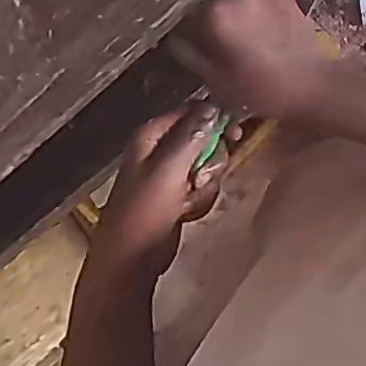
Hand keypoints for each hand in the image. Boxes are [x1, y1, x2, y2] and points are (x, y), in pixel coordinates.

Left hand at [91, 103, 224, 273]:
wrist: (131, 259)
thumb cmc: (145, 211)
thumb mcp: (169, 170)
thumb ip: (191, 136)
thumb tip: (213, 106)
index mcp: (152, 134)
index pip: (192, 111)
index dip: (216, 120)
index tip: (235, 136)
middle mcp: (160, 147)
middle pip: (205, 138)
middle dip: (209, 161)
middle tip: (201, 180)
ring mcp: (170, 171)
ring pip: (207, 163)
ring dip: (205, 184)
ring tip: (189, 200)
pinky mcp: (178, 192)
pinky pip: (203, 185)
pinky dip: (201, 198)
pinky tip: (188, 211)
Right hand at [171, 0, 342, 119]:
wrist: (314, 84)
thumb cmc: (264, 90)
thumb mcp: (218, 83)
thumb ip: (191, 57)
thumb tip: (175, 42)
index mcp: (216, 13)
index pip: (188, 16)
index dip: (190, 34)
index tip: (195, 48)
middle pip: (212, 4)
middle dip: (213, 22)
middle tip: (221, 47)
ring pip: (235, 0)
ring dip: (236, 15)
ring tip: (244, 40)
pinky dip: (256, 11)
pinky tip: (263, 32)